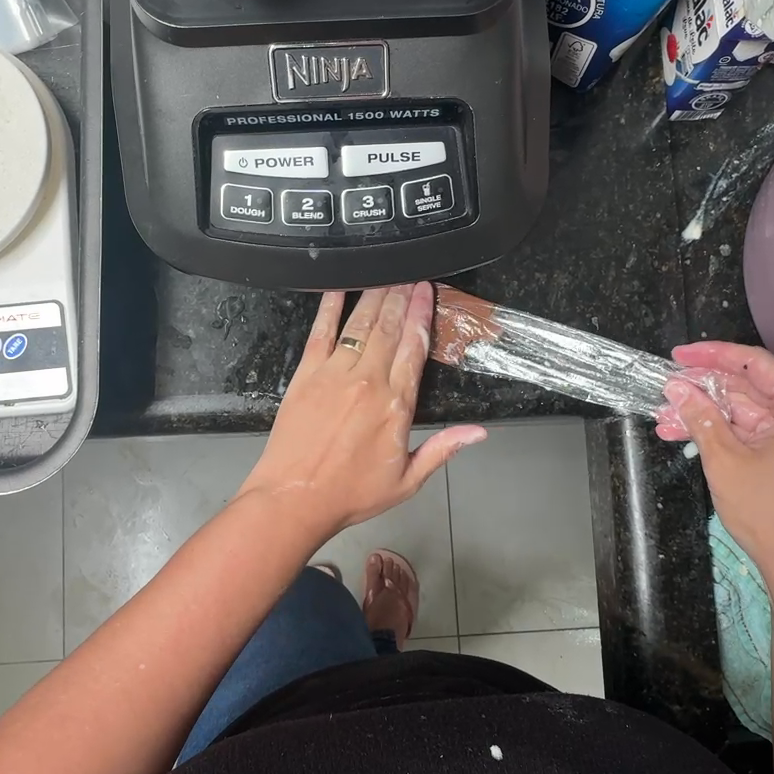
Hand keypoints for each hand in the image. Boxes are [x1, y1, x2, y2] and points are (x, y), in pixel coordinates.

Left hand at [240, 283, 486, 537]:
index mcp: (396, 405)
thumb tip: (478, 433)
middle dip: (403, 297)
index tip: (428, 292)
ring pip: (360, 324)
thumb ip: (443, 449)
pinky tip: (338, 289)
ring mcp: (334, 373)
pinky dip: (330, 307)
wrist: (294, 498)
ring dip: (376, 297)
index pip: (415, 348)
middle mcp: (367, 381)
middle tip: (411, 275)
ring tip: (387, 277)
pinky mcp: (306, 374)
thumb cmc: (349, 494)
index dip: (423, 315)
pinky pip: (321, 332)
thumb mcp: (407, 480)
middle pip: (390, 328)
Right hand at [656, 342, 773, 572]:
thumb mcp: (726, 460)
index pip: (756, 365)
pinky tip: (689, 435)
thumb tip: (676, 389)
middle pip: (751, 390)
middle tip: (665, 391)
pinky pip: (755, 436)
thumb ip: (701, 418)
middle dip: (704, 392)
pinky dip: (725, 434)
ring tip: (666, 419)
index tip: (677, 356)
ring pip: (748, 415)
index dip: (712, 356)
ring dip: (708, 416)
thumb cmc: (770, 513)